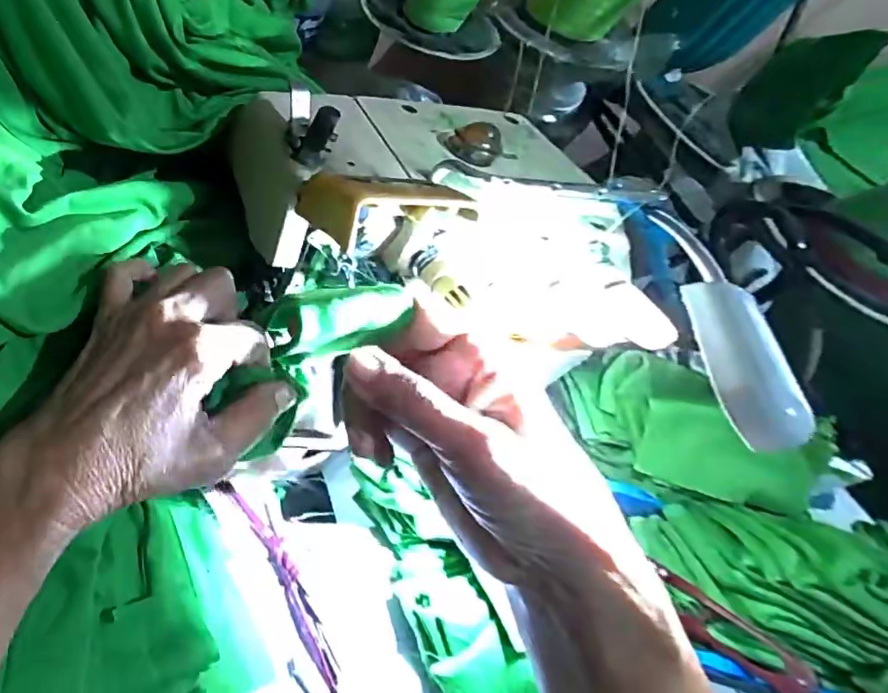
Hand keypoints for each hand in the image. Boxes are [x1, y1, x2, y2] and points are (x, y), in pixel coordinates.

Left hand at [0, 261, 294, 535]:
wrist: (74, 455)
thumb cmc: (145, 461)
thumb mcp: (214, 453)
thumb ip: (256, 415)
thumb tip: (284, 388)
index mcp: (201, 348)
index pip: (251, 333)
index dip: (259, 357)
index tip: (250, 378)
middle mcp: (171, 315)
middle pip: (221, 282)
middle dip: (232, 311)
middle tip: (223, 346)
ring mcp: (134, 307)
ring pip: (180, 269)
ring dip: (194, 291)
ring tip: (193, 324)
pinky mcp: (107, 311)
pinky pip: (124, 271)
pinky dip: (142, 274)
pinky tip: (152, 294)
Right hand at [339, 296, 640, 589]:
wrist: (560, 575)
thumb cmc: (542, 500)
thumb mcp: (476, 446)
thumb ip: (411, 400)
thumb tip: (351, 356)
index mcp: (473, 353)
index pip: (410, 312)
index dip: (367, 313)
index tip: (327, 335)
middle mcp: (444, 367)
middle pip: (376, 345)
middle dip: (354, 375)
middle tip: (351, 413)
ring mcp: (426, 400)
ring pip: (366, 380)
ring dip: (357, 410)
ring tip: (369, 450)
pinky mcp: (412, 432)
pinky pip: (370, 412)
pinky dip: (362, 429)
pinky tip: (375, 457)